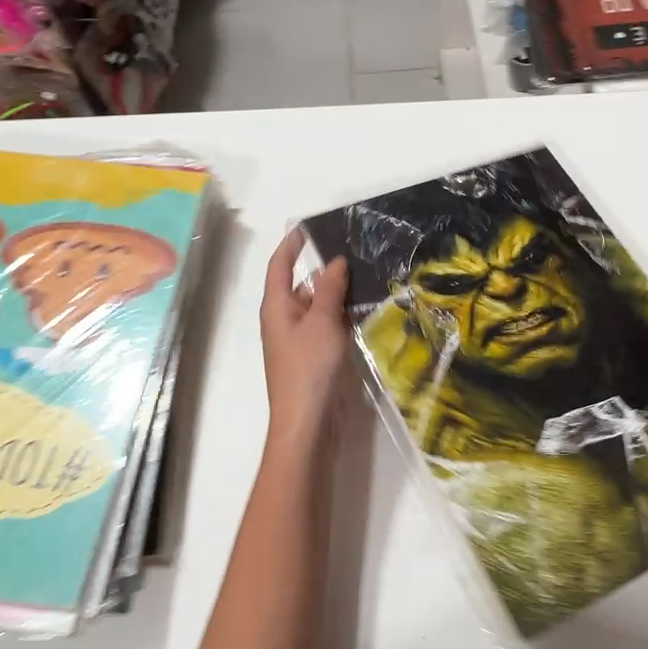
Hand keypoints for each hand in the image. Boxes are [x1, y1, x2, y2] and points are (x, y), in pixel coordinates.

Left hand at [260, 229, 350, 446]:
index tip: (308, 226)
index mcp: (276, 307)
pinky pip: (330, 327)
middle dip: (326, 269)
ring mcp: (301, 340)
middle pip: (303, 285)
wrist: (308, 422)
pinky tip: (369, 310)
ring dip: (340, 294)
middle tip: (358, 251)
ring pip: (320, 307)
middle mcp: (285, 319)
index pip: (279, 265)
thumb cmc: (309, 367)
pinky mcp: (317, 357)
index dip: (291, 244)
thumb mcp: (322, 321)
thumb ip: (329, 289)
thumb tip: (334, 261)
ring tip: (371, 274)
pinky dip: (345, 316)